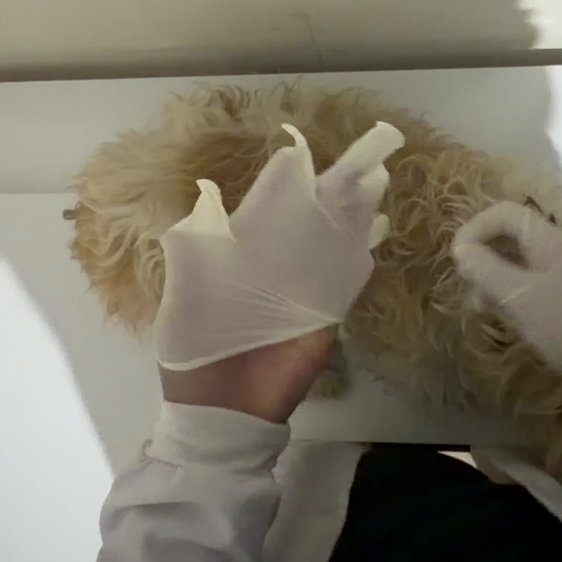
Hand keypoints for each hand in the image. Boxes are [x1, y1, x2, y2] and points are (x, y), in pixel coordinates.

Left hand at [154, 121, 403, 413]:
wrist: (221, 409)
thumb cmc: (195, 351)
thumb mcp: (184, 294)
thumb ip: (197, 248)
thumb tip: (210, 195)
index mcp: (240, 253)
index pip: (271, 205)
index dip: (292, 179)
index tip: (308, 152)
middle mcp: (277, 263)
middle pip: (310, 217)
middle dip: (334, 188)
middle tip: (362, 155)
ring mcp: (305, 287)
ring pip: (333, 240)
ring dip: (354, 211)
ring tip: (377, 176)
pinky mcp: (325, 312)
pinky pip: (346, 276)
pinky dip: (361, 250)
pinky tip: (377, 224)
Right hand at [450, 202, 561, 387]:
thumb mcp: (517, 296)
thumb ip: (484, 268)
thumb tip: (460, 249)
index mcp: (547, 239)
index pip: (503, 214)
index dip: (475, 227)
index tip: (458, 257)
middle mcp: (555, 250)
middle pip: (508, 238)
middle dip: (481, 258)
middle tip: (468, 286)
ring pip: (516, 265)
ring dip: (492, 281)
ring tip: (481, 309)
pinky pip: (528, 287)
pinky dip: (509, 297)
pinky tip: (503, 319)